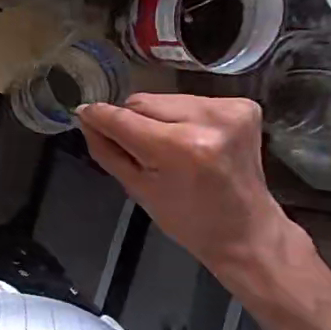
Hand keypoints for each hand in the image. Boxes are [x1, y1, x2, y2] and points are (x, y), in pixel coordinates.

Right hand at [78, 94, 308, 295]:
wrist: (247, 231)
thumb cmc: (187, 220)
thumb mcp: (137, 189)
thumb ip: (107, 149)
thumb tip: (85, 117)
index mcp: (179, 148)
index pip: (122, 117)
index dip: (99, 116)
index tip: (83, 114)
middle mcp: (206, 120)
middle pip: (141, 102)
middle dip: (133, 121)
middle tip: (139, 149)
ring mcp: (229, 109)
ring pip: (164, 99)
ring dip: (158, 118)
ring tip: (170, 147)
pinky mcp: (243, 105)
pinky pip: (190, 100)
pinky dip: (183, 117)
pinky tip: (194, 141)